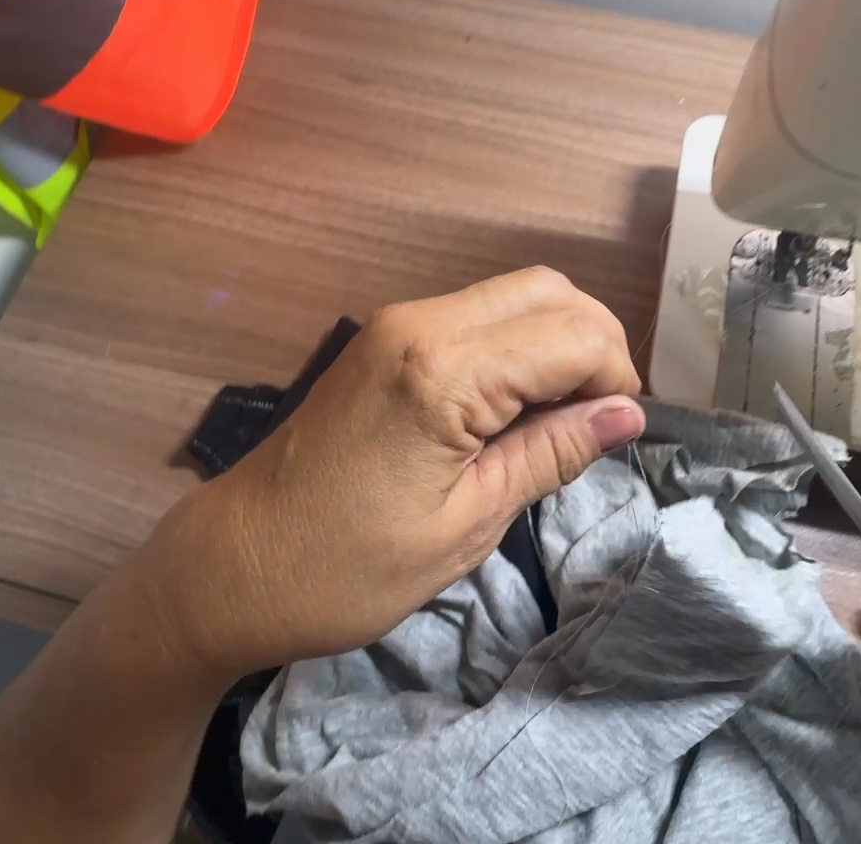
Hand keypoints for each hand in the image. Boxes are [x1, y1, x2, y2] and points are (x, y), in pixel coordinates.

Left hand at [137, 267, 645, 676]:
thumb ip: (551, 453)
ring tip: (558, 417)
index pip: (574, 335)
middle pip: (551, 291)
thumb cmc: (345, 569)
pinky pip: (479, 314)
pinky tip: (514, 404)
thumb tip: (628, 414)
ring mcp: (397, 321)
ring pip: (517, 293)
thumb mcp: (466, 525)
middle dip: (596, 346)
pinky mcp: (386, 335)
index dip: (615, 379)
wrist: (232, 565)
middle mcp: (421, 322)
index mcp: (442, 372)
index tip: (614, 434)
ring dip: (558, 341)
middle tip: (594, 420)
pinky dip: (518, 344)